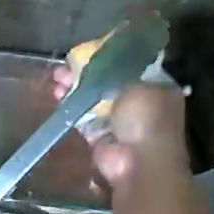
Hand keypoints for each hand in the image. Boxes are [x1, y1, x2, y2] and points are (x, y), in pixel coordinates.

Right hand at [49, 68, 189, 191]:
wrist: (137, 163)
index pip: (130, 66)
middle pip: (107, 82)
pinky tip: (59, 96)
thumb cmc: (145, 119)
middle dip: (86, 72)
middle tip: (66, 65)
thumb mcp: (136, 85)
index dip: (108, 57)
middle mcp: (139, 103)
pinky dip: (71, 107)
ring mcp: (118, 121)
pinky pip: (83, 117)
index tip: (88, 50)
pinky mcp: (99, 137)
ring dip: (75, 88)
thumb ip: (117, 71)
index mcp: (156, 87)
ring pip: (93, 99)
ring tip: (58, 79)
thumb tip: (101, 61)